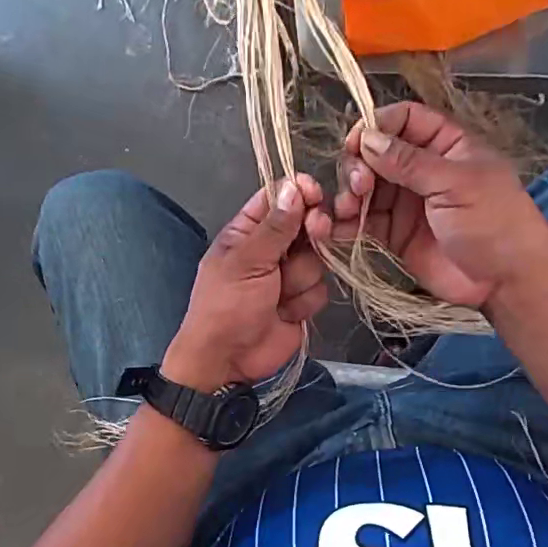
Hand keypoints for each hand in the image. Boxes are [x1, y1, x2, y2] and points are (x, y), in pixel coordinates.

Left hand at [163, 176, 332, 390]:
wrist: (228, 359)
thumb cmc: (227, 305)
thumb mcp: (247, 262)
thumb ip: (275, 227)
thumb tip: (293, 188)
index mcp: (247, 231)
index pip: (278, 199)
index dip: (298, 193)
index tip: (315, 193)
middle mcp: (270, 249)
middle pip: (306, 226)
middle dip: (312, 234)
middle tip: (316, 235)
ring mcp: (288, 275)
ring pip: (317, 260)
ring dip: (300, 279)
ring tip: (278, 296)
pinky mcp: (302, 301)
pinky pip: (320, 289)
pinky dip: (304, 303)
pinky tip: (286, 314)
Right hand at [331, 100, 547, 307]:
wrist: (505, 281)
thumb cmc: (494, 222)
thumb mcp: (457, 183)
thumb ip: (410, 162)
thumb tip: (368, 139)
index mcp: (444, 145)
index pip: (403, 120)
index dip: (377, 126)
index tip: (357, 143)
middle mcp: (421, 169)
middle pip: (376, 153)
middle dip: (358, 165)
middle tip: (359, 185)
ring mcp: (406, 202)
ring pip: (364, 187)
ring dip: (349, 194)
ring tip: (349, 209)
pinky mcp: (394, 234)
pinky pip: (363, 222)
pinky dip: (345, 224)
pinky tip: (333, 227)